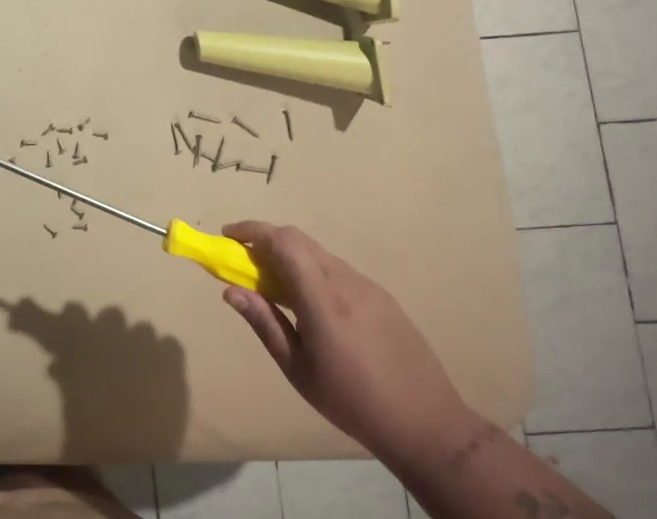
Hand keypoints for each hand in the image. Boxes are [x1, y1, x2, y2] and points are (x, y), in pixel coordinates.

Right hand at [219, 221, 471, 464]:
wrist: (428, 424)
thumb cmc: (352, 402)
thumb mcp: (298, 369)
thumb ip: (264, 323)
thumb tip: (230, 290)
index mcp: (323, 302)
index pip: (284, 243)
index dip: (252, 231)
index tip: (228, 237)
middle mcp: (347, 284)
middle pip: (300, 240)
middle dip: (266, 240)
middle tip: (244, 261)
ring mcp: (369, 288)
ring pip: (320, 254)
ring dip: (290, 256)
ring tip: (274, 286)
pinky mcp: (383, 298)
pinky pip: (338, 270)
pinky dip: (313, 271)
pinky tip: (310, 303)